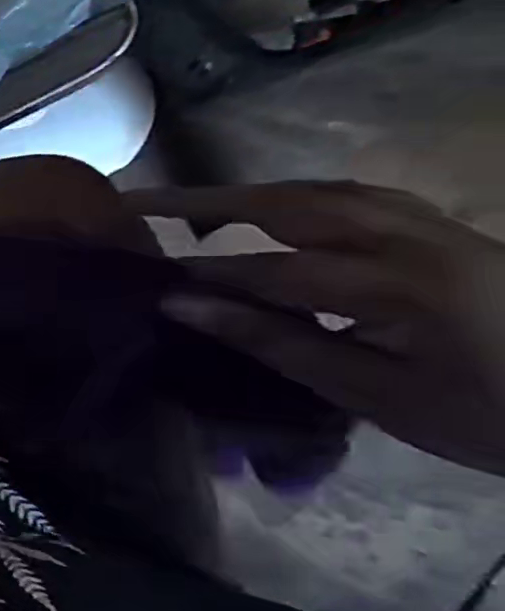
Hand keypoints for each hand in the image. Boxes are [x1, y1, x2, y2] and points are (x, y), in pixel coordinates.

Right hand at [128, 182, 504, 475]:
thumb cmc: (494, 417)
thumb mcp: (375, 394)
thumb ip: (273, 341)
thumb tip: (180, 305)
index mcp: (396, 286)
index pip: (267, 270)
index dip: (200, 275)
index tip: (143, 278)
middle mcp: (413, 243)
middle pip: (289, 206)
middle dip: (205, 202)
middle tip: (140, 204)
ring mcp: (439, 231)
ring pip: (326, 193)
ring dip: (251, 195)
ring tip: (196, 206)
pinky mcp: (455, 234)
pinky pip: (364, 198)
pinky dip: (305, 197)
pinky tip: (280, 209)